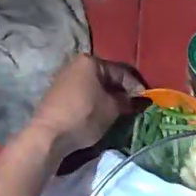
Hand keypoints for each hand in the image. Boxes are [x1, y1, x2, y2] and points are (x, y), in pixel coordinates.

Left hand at [23, 54, 143, 156]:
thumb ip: (127, 101)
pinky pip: (83, 92)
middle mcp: (76, 64)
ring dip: (108, 96)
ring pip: (94, 84)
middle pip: (106, 76)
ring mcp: (65, 77)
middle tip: (134, 106)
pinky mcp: (58, 91)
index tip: (147, 101)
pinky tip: (101, 112)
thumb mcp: (112, 108)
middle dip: (121, 90)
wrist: (49, 133)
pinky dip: (95, 99)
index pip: (121, 71)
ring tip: (120, 111)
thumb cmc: (84, 115)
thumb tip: (137, 99)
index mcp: (90, 61)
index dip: (136, 86)